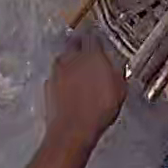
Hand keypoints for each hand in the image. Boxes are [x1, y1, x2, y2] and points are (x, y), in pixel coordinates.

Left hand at [43, 33, 125, 153]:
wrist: (72, 130)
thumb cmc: (99, 109)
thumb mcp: (119, 90)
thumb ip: (116, 74)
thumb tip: (115, 69)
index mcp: (92, 54)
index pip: (92, 37)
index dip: (96, 39)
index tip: (99, 43)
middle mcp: (72, 58)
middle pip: (75, 42)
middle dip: (80, 45)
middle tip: (88, 54)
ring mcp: (58, 70)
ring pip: (64, 58)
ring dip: (70, 61)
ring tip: (78, 72)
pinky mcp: (48, 85)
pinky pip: (56, 75)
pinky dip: (62, 78)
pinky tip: (68, 88)